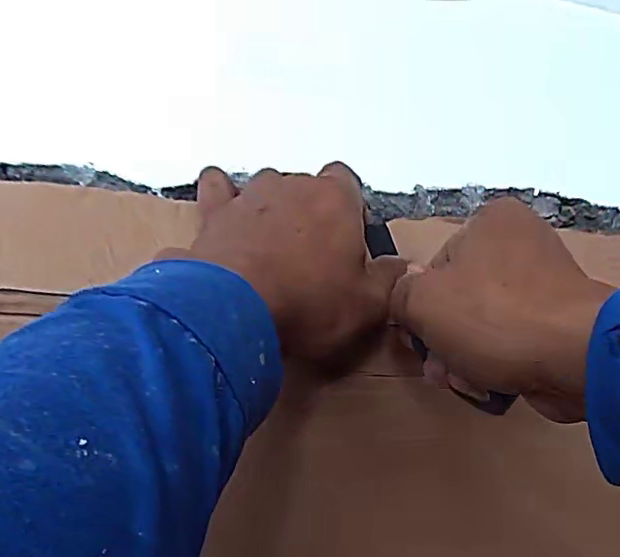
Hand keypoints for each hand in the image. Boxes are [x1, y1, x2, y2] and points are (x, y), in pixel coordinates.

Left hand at [157, 164, 404, 373]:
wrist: (238, 310)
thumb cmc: (310, 304)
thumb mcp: (368, 305)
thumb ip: (390, 280)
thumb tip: (404, 267)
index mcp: (336, 200)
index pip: (349, 183)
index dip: (352, 211)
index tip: (353, 242)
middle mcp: (293, 185)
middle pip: (309, 189)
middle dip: (314, 215)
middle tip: (318, 259)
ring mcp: (250, 195)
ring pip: (268, 189)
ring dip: (276, 212)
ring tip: (278, 250)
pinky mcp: (215, 214)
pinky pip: (218, 190)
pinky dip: (225, 201)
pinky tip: (229, 218)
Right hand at [388, 197, 614, 422]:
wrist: (574, 357)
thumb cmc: (496, 319)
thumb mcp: (424, 302)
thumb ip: (401, 294)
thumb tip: (406, 294)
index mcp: (491, 223)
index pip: (437, 266)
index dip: (420, 308)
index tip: (417, 339)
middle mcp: (521, 247)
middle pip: (461, 300)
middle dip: (443, 341)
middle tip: (438, 369)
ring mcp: (544, 290)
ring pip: (484, 328)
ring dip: (464, 359)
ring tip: (462, 381)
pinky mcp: (558, 328)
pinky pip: (513, 345)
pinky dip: (497, 366)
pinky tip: (488, 386)